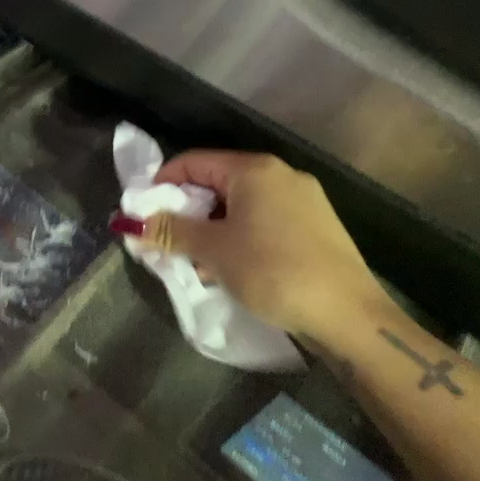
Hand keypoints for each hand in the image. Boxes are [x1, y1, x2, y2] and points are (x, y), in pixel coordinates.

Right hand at [141, 151, 390, 336]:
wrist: (351, 318)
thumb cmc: (273, 270)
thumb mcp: (212, 249)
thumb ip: (169, 231)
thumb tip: (128, 223)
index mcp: (254, 169)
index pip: (192, 162)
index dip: (162, 185)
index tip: (145, 215)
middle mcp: (281, 175)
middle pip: (216, 182)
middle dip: (187, 210)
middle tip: (168, 241)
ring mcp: (304, 201)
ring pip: (240, 204)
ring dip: (212, 227)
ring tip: (198, 260)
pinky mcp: (317, 228)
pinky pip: (263, 220)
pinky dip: (239, 236)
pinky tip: (233, 267)